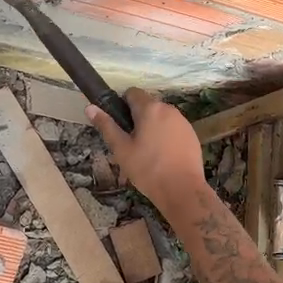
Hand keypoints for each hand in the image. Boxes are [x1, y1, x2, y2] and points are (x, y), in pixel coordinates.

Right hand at [86, 88, 203, 204]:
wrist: (182, 189)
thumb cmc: (148, 169)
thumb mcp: (121, 149)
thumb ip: (107, 126)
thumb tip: (90, 107)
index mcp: (150, 108)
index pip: (132, 93)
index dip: (122, 105)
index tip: (119, 125)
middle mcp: (169, 109)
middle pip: (147, 106)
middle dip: (136, 120)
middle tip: (128, 145)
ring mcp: (183, 121)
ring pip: (160, 119)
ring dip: (150, 129)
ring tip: (144, 155)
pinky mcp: (192, 134)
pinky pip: (173, 129)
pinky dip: (165, 137)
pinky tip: (161, 158)